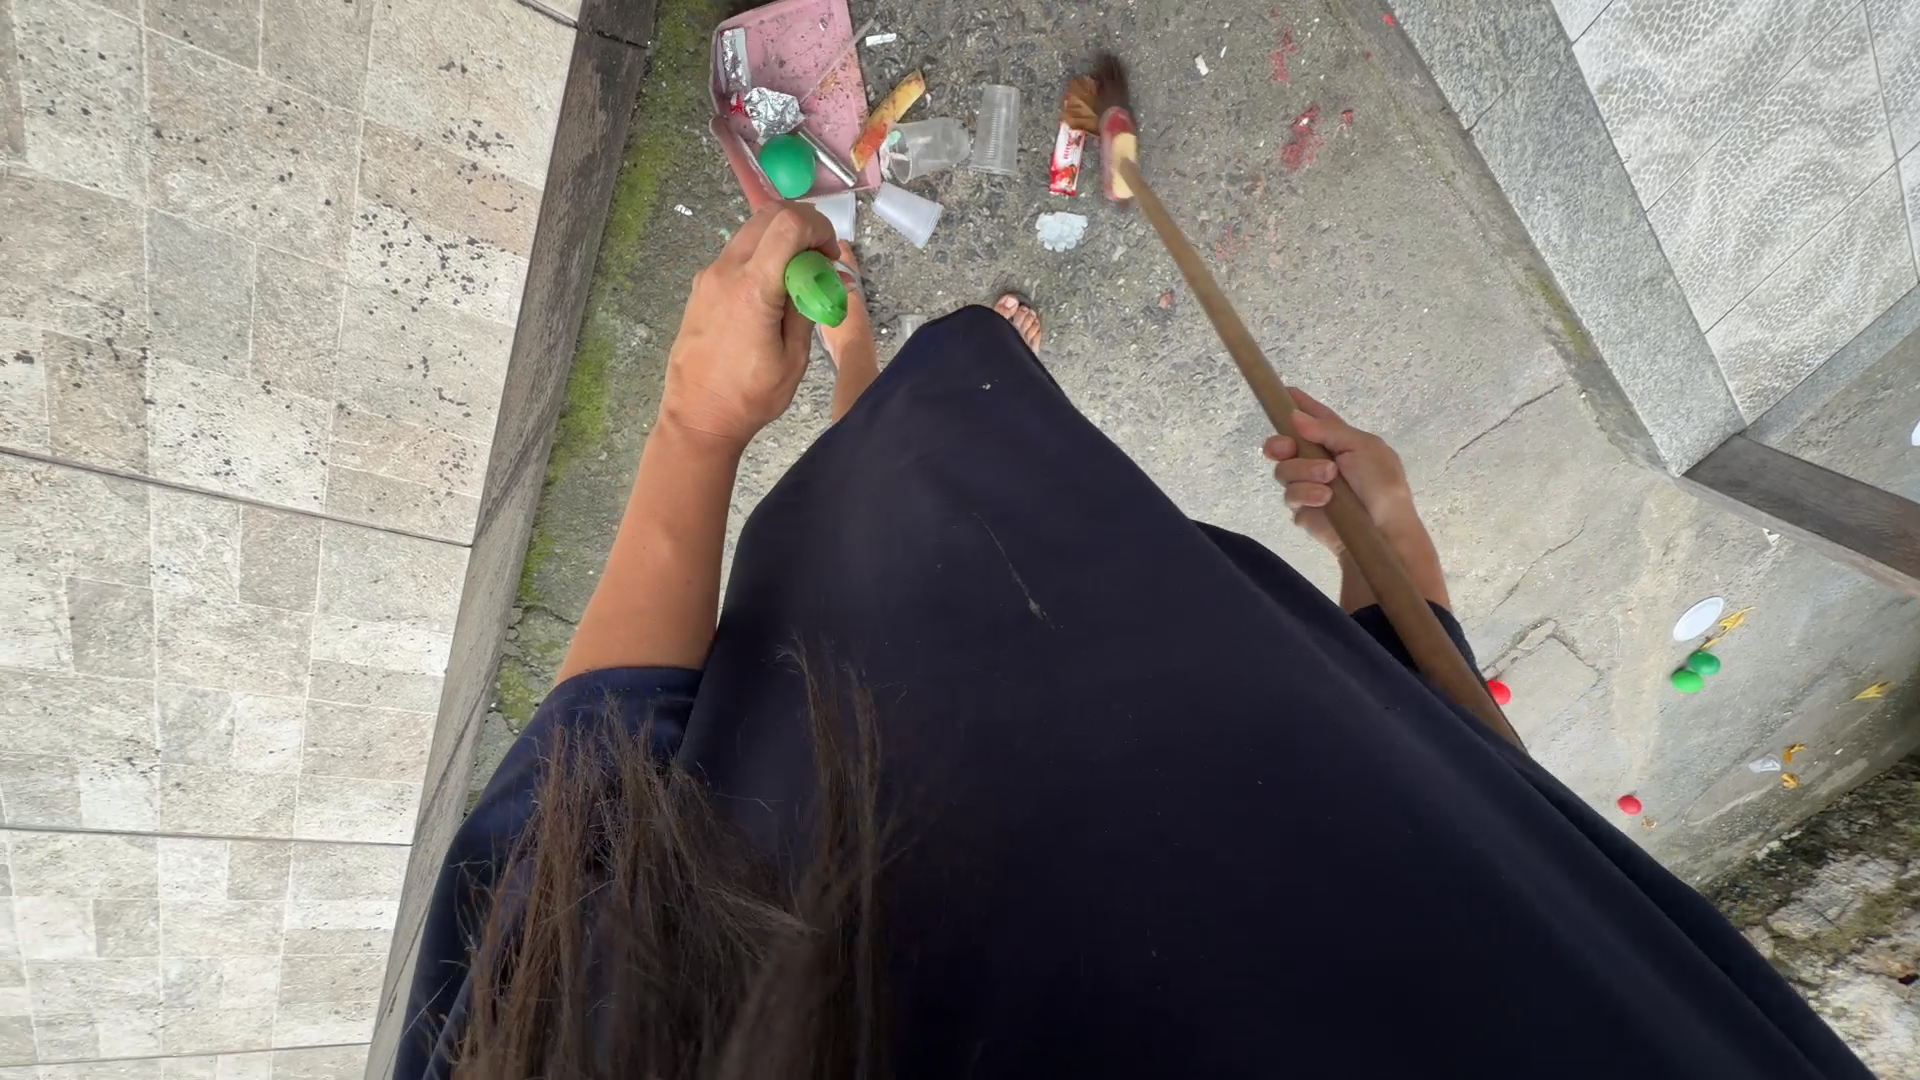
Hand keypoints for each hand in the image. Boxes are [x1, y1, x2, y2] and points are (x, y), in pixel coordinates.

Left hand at [660, 202, 838, 448]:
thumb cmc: (749, 397)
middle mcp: (726, 271)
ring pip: (751, 232)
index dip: (819, 229)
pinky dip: (763, 258)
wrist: (698, 416)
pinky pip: (737, 255)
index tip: (829, 258)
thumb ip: (809, 308)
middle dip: (803, 229)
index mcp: (753, 288)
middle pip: (769, 216)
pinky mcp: (702, 287)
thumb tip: (828, 279)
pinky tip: (774, 292)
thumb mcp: (794, 358)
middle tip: (819, 262)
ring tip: (798, 280)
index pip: (789, 224)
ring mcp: (709, 276)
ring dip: (782, 243)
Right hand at [1262, 387, 1418, 554]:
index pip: (1314, 420)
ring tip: (1328, 479)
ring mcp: (1307, 484)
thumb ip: (1328, 431)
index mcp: (1338, 442)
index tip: (1283, 392)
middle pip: (1284, 444)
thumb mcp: (1363, 447)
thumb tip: (1295, 416)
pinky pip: (1289, 494)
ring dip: (1304, 471)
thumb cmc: (1382, 485)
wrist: (1383, 530)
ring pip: (1283, 469)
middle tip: (1286, 448)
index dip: (1298, 406)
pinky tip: (1325, 499)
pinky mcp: (1301, 507)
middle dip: (1280, 444)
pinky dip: (1306, 493)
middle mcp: (1318, 460)